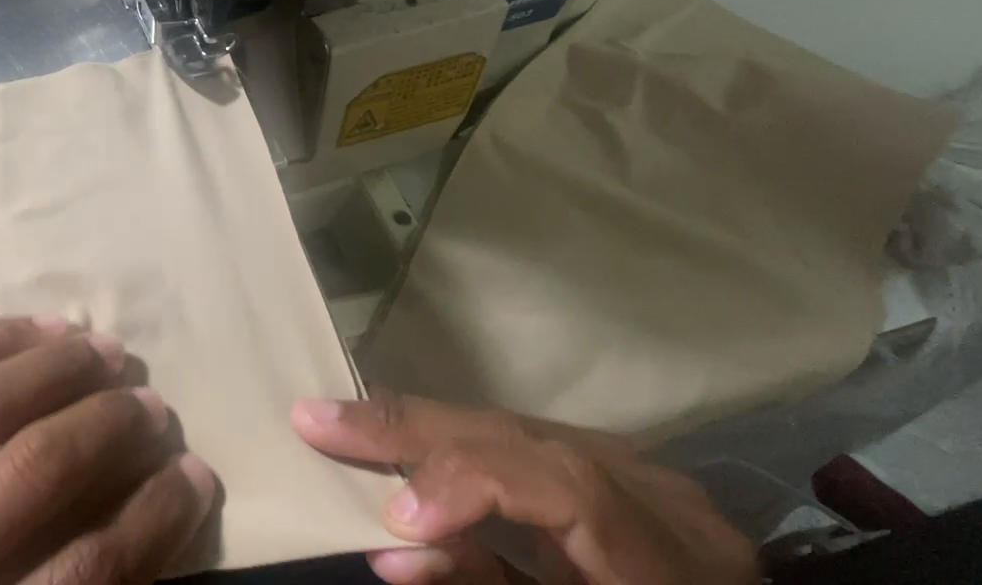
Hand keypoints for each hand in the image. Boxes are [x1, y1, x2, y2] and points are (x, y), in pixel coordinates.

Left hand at [0, 316, 215, 584]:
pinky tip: (38, 328)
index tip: (197, 476)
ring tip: (108, 352)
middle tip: (152, 407)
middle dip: (112, 426)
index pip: (90, 570)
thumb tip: (156, 506)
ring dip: (59, 367)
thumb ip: (67, 580)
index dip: (157, 517)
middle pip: (38, 468)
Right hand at [291, 393, 757, 584]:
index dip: (470, 484)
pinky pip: (518, 437)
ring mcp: (638, 470)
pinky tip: (395, 430)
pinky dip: (451, 436)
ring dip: (418, 423)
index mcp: (667, 561)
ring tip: (339, 421)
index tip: (393, 521)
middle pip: (522, 435)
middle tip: (315, 419)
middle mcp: (658, 497)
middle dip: (411, 427)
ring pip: (511, 424)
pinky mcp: (611, 463)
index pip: (563, 485)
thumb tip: (390, 548)